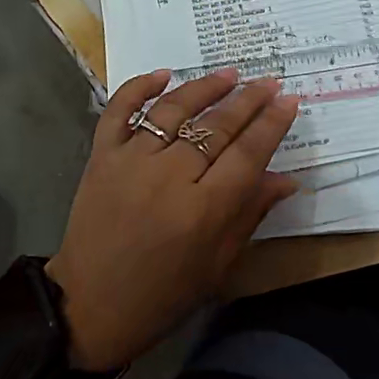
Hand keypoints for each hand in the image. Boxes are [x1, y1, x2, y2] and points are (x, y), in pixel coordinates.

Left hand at [47, 69, 299, 370]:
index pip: (247, 153)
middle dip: (247, 100)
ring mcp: (131, 161)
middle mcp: (169, 176)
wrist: (90, 304)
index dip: (271, 124)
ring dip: (204, 87)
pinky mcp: (101, 156)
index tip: (288, 100)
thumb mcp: (216, 265)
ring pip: (173, 110)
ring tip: (229, 74)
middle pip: (216, 126)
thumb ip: (249, 214)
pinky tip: (163, 74)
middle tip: (268, 81)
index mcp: (203, 210)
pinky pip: (119, 111)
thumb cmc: (162, 294)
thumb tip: (286, 178)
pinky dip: (139, 88)